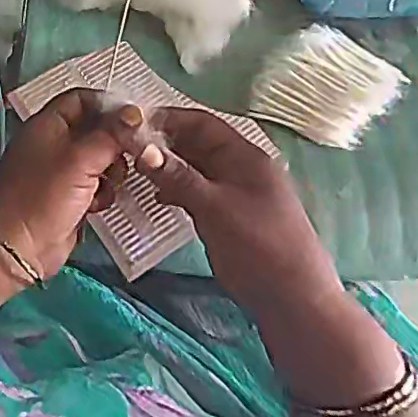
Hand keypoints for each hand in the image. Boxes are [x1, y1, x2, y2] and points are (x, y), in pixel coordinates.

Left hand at [0, 89, 123, 276]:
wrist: (17, 246)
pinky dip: (103, 192)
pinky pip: (97, 185)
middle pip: (95, 129)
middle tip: (134, 154)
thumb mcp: (80, 159)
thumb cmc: (43, 195)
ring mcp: (62, 171)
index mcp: (48, 124)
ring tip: (111, 182)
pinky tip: (98, 204)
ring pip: (100, 158)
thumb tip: (135, 113)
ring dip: (112, 169)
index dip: (107, 103)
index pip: (81, 99)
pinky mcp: (70, 197)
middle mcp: (54, 143)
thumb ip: (111, 134)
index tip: (135, 117)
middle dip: (115, 141)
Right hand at [109, 107, 339, 310]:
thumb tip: (141, 147)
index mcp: (245, 156)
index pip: (202, 123)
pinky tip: (157, 196)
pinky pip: (194, 190)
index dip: (168, 118)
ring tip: (133, 168)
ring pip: (192, 168)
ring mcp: (231, 192)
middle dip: (163, 141)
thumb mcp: (215, 207)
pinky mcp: (224, 215)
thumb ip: (177, 176)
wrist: (292, 298)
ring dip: (166, 166)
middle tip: (125, 145)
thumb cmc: (259, 245)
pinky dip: (174, 188)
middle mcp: (238, 168)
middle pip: (196, 143)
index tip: (133, 121)